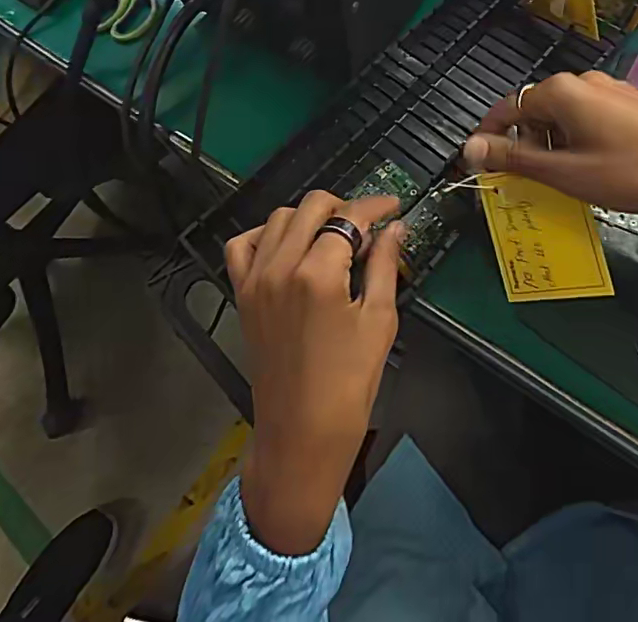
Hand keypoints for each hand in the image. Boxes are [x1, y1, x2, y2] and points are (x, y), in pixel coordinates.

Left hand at [225, 191, 403, 555]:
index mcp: (318, 273)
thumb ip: (384, 264)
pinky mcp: (242, 294)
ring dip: (309, 217)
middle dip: (344, 205)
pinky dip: (265, 235)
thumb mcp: (379, 319)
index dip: (376, 206)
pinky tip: (288, 247)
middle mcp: (280, 266)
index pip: (350, 217)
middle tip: (368, 226)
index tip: (393, 206)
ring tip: (333, 237)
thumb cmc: (350, 382)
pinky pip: (243, 246)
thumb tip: (395, 228)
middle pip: (311, 206)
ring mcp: (255, 279)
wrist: (302, 432)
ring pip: (279, 218)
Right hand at [462, 71, 637, 215]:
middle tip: (528, 177)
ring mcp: (608, 89)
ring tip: (563, 176)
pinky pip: (586, 115)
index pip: (507, 107)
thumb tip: (470, 148)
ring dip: (551, 142)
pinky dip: (575, 137)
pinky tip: (590, 164)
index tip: (480, 161)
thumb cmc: (630, 172)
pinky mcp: (627, 101)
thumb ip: (514, 158)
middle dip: (525, 142)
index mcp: (561, 92)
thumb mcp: (564, 172)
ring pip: (561, 114)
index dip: (489, 135)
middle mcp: (582, 81)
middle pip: (534, 109)